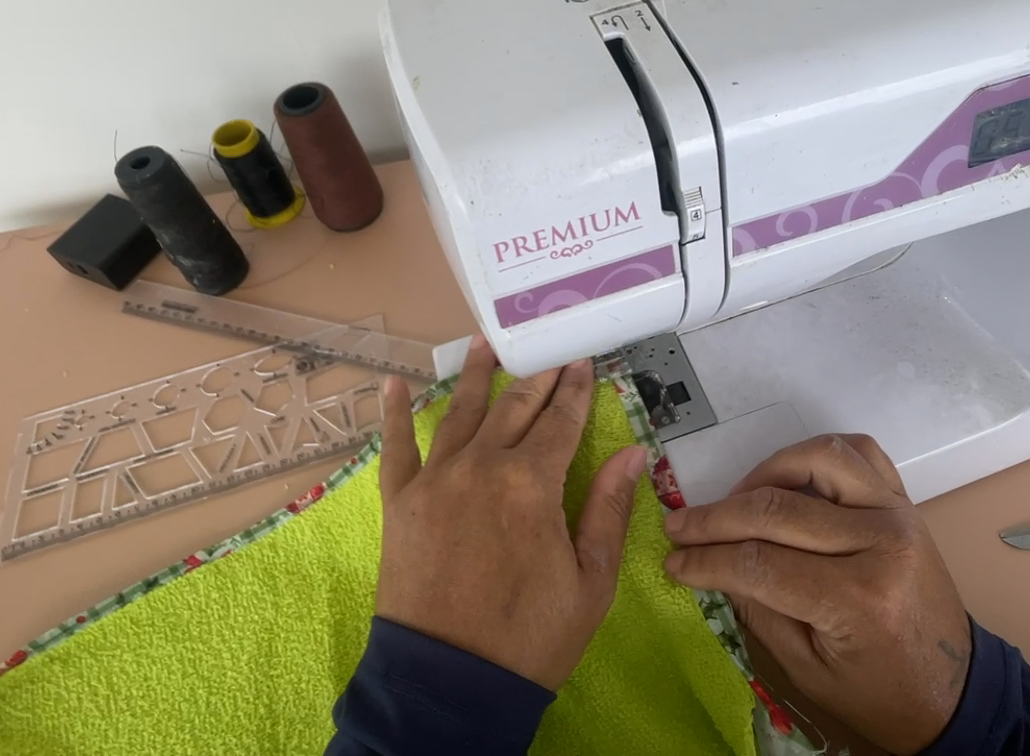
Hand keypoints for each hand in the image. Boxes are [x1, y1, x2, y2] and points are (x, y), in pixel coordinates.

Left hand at [375, 338, 645, 689]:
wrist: (449, 687)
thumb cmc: (531, 637)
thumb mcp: (591, 580)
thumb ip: (610, 507)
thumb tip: (633, 451)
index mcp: (533, 483)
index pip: (563, 420)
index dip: (577, 389)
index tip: (585, 362)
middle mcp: (484, 466)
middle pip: (516, 407)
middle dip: (538, 376)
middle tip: (550, 350)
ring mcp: (436, 480)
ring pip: (461, 411)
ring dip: (476, 375)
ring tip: (486, 343)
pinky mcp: (400, 502)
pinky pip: (397, 447)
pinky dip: (396, 414)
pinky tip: (396, 384)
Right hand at [662, 434, 970, 754]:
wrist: (954, 690)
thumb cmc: (880, 692)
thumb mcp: (808, 669)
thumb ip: (757, 609)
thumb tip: (713, 561)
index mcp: (858, 598)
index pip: (760, 563)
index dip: (707, 559)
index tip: (673, 559)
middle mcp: (880, 543)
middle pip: (778, 509)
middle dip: (717, 518)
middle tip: (681, 525)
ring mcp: (896, 512)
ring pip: (817, 458)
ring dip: (765, 471)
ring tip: (737, 499)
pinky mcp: (903, 501)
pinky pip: (859, 451)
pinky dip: (817, 453)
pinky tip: (791, 473)